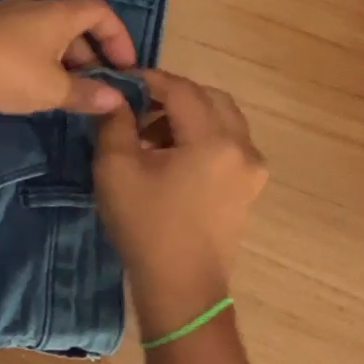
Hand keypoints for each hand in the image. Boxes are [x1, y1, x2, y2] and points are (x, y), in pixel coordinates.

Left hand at [0, 0, 138, 114]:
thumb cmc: (3, 72)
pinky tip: (26, 86)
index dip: (119, 38)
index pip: (101, 12)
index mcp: (57, 13)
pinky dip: (34, 60)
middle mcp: (31, 7)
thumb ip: (86, 94)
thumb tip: (115, 98)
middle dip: (89, 56)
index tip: (124, 68)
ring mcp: (2, 17)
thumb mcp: (51, 90)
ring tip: (61, 93)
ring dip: (60, 61)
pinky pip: (20, 41)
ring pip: (45, 35)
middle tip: (92, 88)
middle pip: (72, 24)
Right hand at [94, 70, 267, 336]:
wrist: (181, 284)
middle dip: (170, 94)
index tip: (116, 81)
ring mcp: (251, 169)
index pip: (182, 89)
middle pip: (210, 99)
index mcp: (213, 140)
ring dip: (185, 115)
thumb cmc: (145, 223)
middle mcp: (243, 148)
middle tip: (133, 105)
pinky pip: (226, 143)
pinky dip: (198, 136)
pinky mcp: (248, 187)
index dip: (148, 79)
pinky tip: (166, 157)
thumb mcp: (116, 168)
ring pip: (222, 120)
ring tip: (145, 133)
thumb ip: (114, 122)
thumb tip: (112, 95)